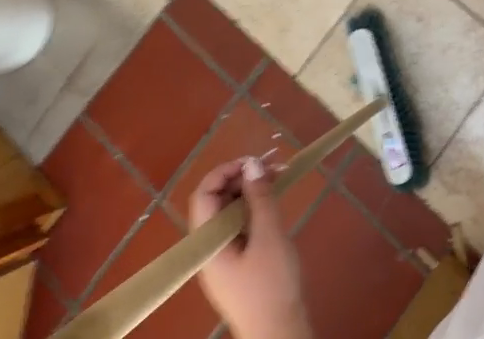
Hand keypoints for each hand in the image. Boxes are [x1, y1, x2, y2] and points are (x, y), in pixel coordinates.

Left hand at [187, 157, 311, 338]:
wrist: (278, 334)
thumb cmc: (271, 286)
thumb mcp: (270, 236)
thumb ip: (260, 199)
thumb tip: (252, 164)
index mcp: (208, 243)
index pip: (204, 195)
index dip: (226, 171)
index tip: (254, 161)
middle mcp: (209, 249)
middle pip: (216, 202)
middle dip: (242, 179)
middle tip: (272, 167)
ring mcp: (223, 258)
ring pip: (230, 214)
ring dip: (250, 193)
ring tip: (279, 178)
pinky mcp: (237, 265)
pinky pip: (240, 228)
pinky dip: (255, 210)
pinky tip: (275, 204)